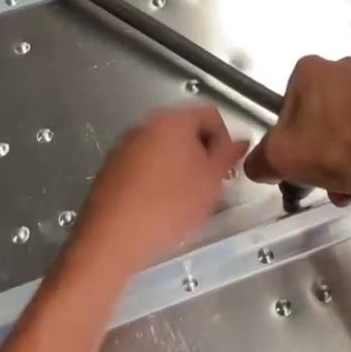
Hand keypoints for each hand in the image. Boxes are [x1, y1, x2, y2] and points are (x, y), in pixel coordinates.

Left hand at [74, 105, 247, 272]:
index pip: (210, 115)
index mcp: (173, 120)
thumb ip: (228, 155)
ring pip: (163, 148)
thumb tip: (240, 141)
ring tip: (184, 197)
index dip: (225, 139)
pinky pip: (142, 164)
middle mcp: (146, 125)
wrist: (113, 236)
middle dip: (202, 152)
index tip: (226, 168)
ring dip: (179, 165)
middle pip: (185, 129)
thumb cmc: (171, 204)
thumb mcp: (210, 181)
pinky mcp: (110, 167)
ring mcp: (124, 145)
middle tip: (210, 184)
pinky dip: (156, 176)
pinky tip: (158, 204)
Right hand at [244, 56, 350, 212]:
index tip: (306, 175)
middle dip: (330, 168)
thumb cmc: (345, 145)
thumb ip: (262, 162)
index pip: (288, 115)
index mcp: (310, 73)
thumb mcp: (285, 159)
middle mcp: (347, 71)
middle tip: (340, 195)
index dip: (294, 150)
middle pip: (326, 129)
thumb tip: (257, 165)